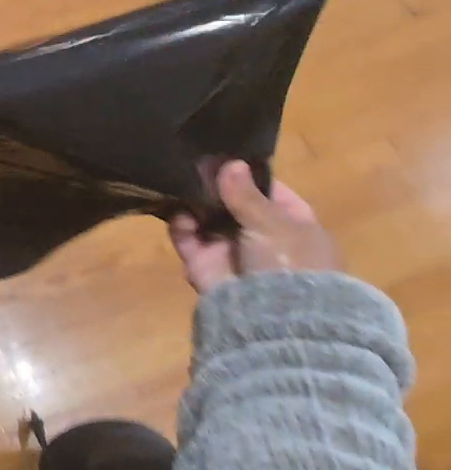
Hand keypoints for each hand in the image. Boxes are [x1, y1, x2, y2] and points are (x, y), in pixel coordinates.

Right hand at [168, 161, 339, 293]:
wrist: (271, 311)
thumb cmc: (290, 260)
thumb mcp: (274, 222)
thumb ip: (245, 194)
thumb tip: (230, 162)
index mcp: (294, 225)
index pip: (271, 194)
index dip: (249, 177)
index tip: (225, 158)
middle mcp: (261, 235)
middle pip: (232, 205)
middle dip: (213, 189)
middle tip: (191, 167)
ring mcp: (230, 250)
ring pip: (205, 219)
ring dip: (192, 205)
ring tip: (178, 185)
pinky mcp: (202, 262)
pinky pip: (186, 238)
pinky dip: (179, 226)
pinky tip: (175, 213)